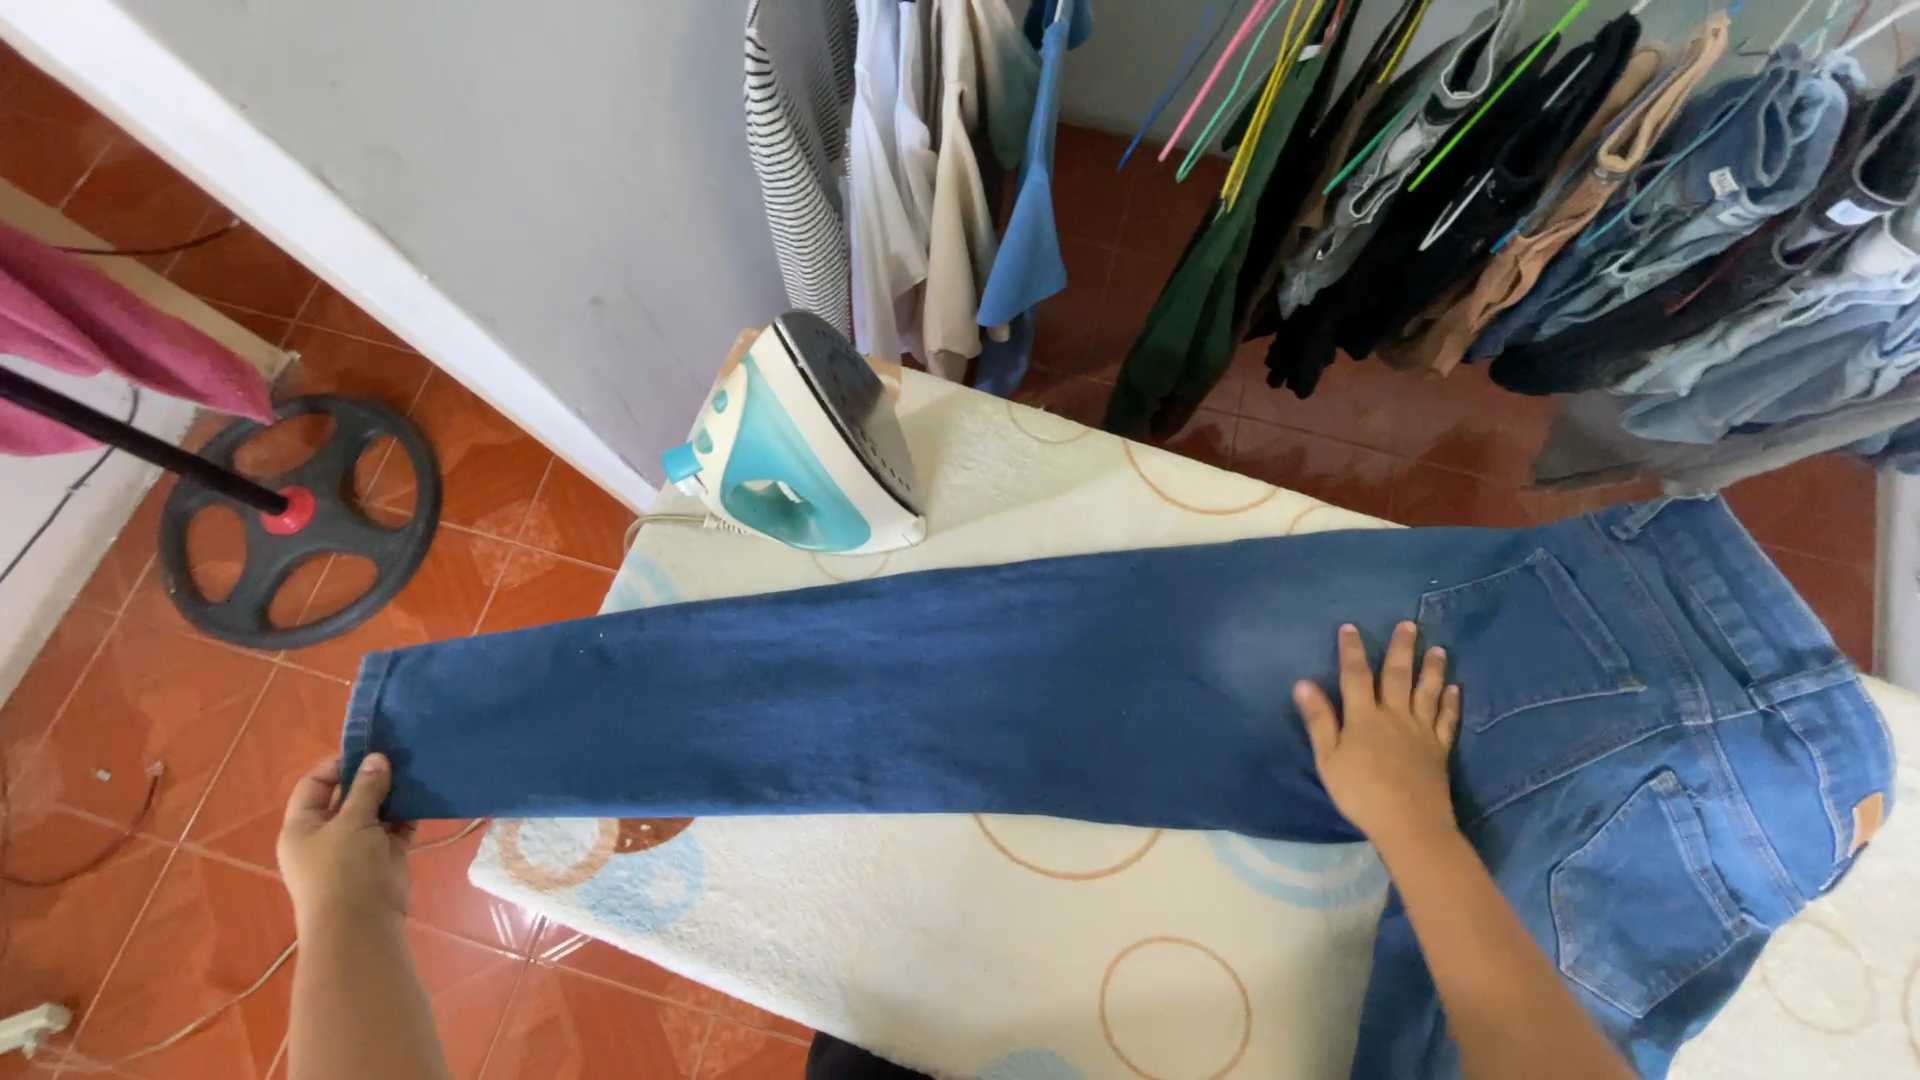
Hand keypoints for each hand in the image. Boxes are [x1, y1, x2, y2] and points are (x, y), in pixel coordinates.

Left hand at [278, 754, 413, 929]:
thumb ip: (366, 789)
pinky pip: (398, 823)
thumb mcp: (350, 823)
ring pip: (377, 807)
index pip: (315, 784)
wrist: (362, 920)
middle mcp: (327, 832)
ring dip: (395, 791)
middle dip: (372, 775)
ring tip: (418, 767)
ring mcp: (358, 842)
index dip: (338, 765)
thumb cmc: (342, 869)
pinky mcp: (386, 851)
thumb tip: (377, 758)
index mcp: (303, 826)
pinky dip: (411, 809)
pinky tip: (428, 792)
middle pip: (348, 794)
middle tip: (401, 753)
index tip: (370, 748)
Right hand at [1295, 621, 1462, 854]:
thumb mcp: (1328, 758)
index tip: (1350, 628)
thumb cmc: (1360, 792)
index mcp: (1364, 718)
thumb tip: (1303, 683)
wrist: (1410, 825)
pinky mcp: (1439, 750)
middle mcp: (1394, 716)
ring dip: (1432, 670)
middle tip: (1410, 625)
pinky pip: (1447, 720)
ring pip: (1427, 693)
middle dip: (1401, 649)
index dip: (1352, 651)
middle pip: (1397, 677)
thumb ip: (1319, 720)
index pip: (1355, 676)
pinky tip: (1455, 689)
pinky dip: (1451, 703)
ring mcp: (1421, 732)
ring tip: (1439, 649)